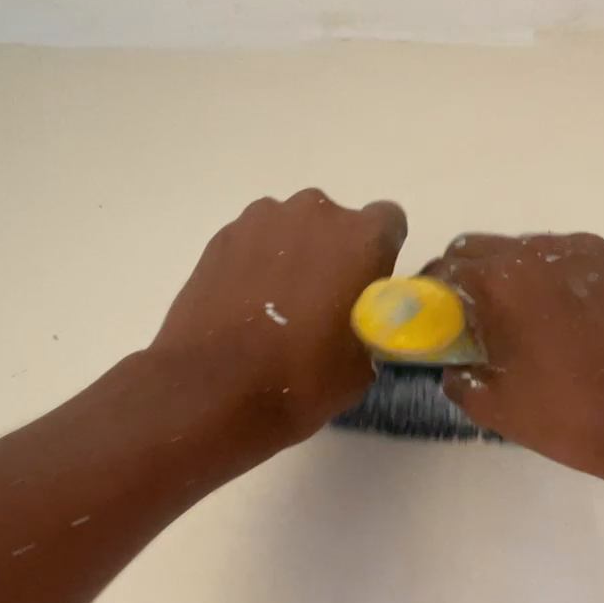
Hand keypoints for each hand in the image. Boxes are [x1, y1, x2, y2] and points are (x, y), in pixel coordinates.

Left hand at [153, 189, 407, 442]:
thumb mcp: (360, 369)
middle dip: (333, 256)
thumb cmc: (301, 380)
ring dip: (292, 258)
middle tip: (320, 306)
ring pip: (291, 231)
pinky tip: (245, 308)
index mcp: (362, 239)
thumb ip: (371, 328)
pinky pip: (254, 244)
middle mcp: (315, 214)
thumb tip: (358, 325)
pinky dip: (255, 266)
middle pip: (335, 225)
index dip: (378, 258)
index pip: (389, 224)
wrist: (215, 389)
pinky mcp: (222, 236)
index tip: (365, 290)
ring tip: (276, 309)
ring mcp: (263, 220)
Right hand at [425, 232, 603, 499]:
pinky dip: (551, 281)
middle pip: (483, 248)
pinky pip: (568, 260)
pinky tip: (561, 322)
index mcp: (504, 279)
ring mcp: (587, 251)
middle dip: (466, 279)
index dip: (429, 293)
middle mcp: (542, 249)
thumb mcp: (493, 407)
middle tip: (468, 322)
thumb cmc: (568, 415)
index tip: (430, 321)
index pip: (446, 266)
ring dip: (509, 277)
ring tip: (519, 323)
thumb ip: (457, 377)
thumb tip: (454, 363)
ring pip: (527, 250)